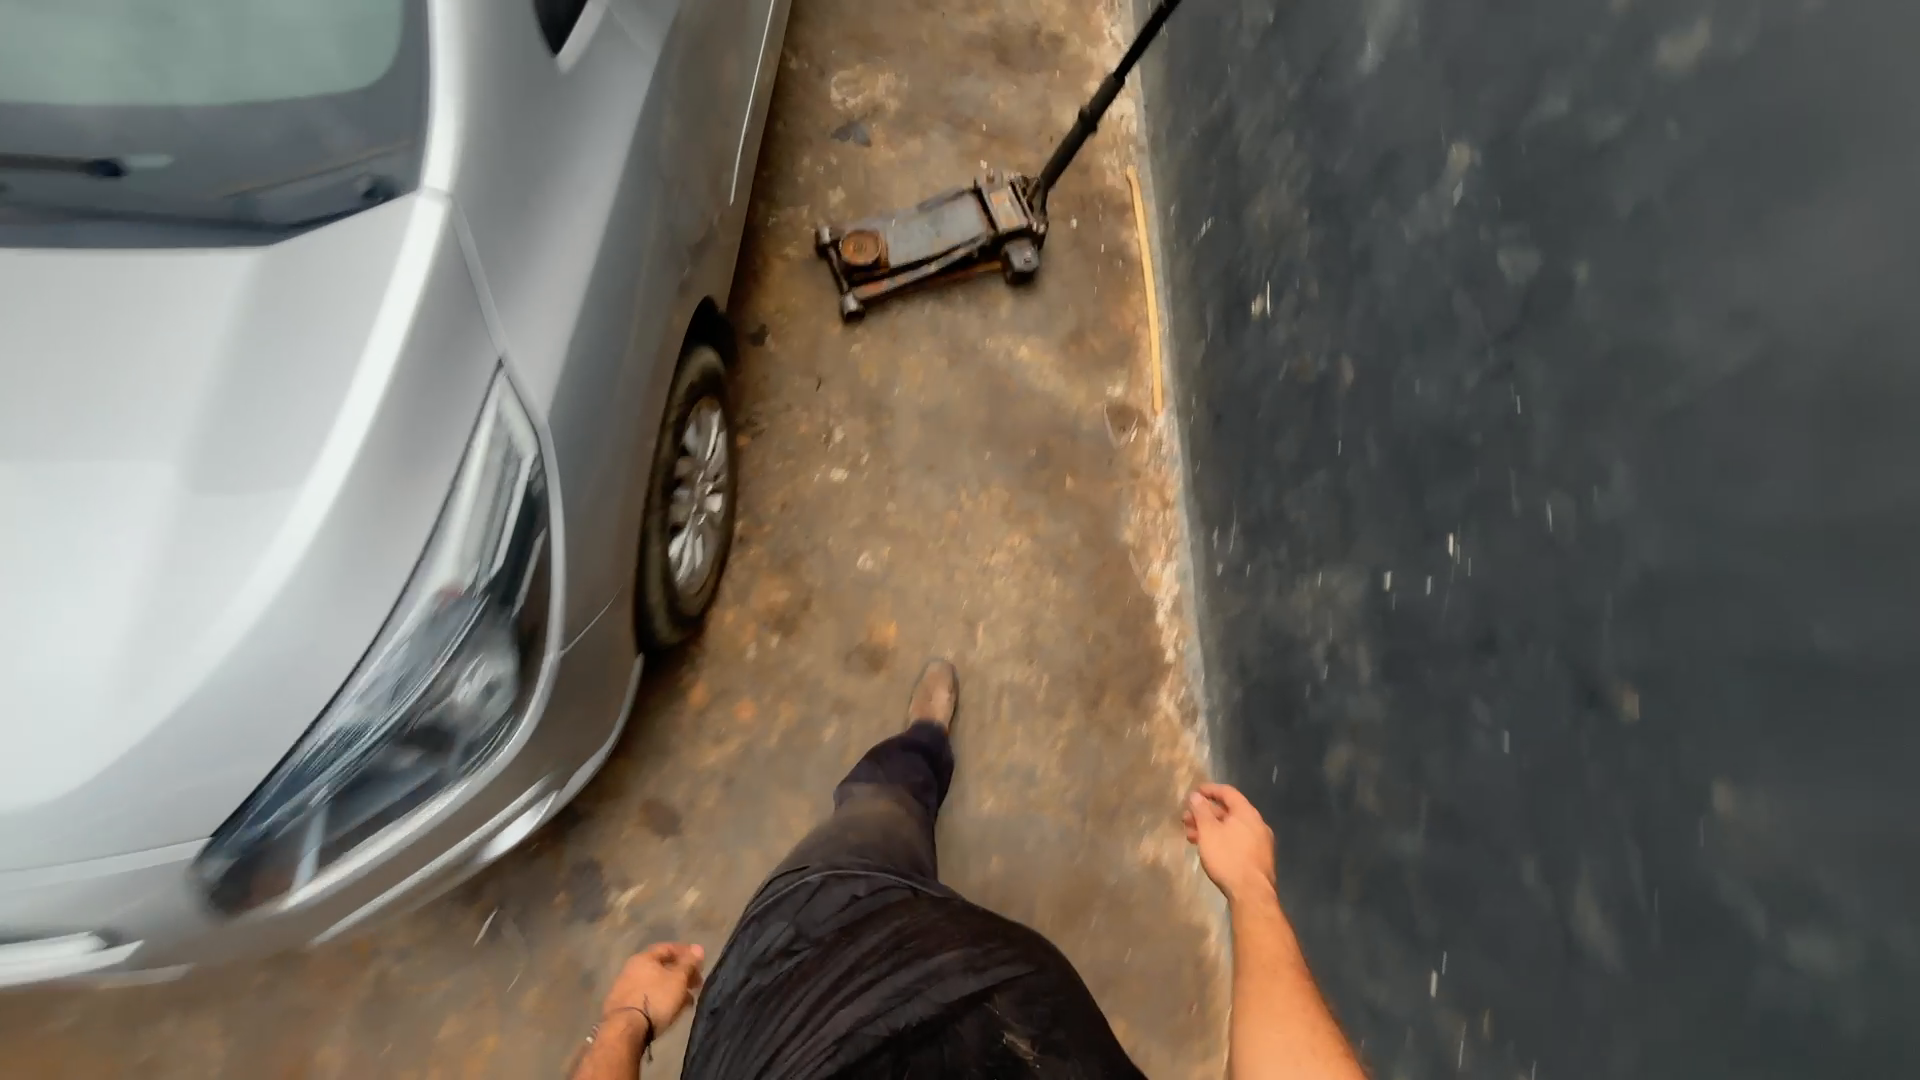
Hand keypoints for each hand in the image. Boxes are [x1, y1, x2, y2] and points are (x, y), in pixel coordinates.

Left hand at [600, 943, 705, 1045]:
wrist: (624, 1032)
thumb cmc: (655, 999)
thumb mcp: (679, 978)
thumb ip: (689, 962)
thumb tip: (698, 948)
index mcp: (644, 958)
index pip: (669, 947)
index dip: (686, 953)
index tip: (700, 964)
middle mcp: (630, 970)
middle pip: (661, 967)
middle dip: (681, 975)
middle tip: (695, 985)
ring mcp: (623, 990)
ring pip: (654, 985)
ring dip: (672, 990)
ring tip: (686, 1002)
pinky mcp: (620, 1010)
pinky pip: (646, 999)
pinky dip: (659, 1002)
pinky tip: (670, 1012)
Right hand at [1184, 783, 1276, 905]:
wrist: (1252, 894)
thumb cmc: (1228, 857)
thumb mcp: (1208, 831)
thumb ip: (1201, 810)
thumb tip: (1196, 796)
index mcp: (1247, 813)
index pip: (1228, 792)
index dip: (1209, 790)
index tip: (1194, 793)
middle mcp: (1257, 824)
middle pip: (1228, 811)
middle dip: (1205, 813)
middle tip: (1186, 819)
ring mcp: (1260, 842)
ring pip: (1231, 828)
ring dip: (1210, 828)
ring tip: (1191, 836)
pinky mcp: (1258, 858)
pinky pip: (1236, 840)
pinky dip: (1221, 839)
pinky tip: (1207, 849)